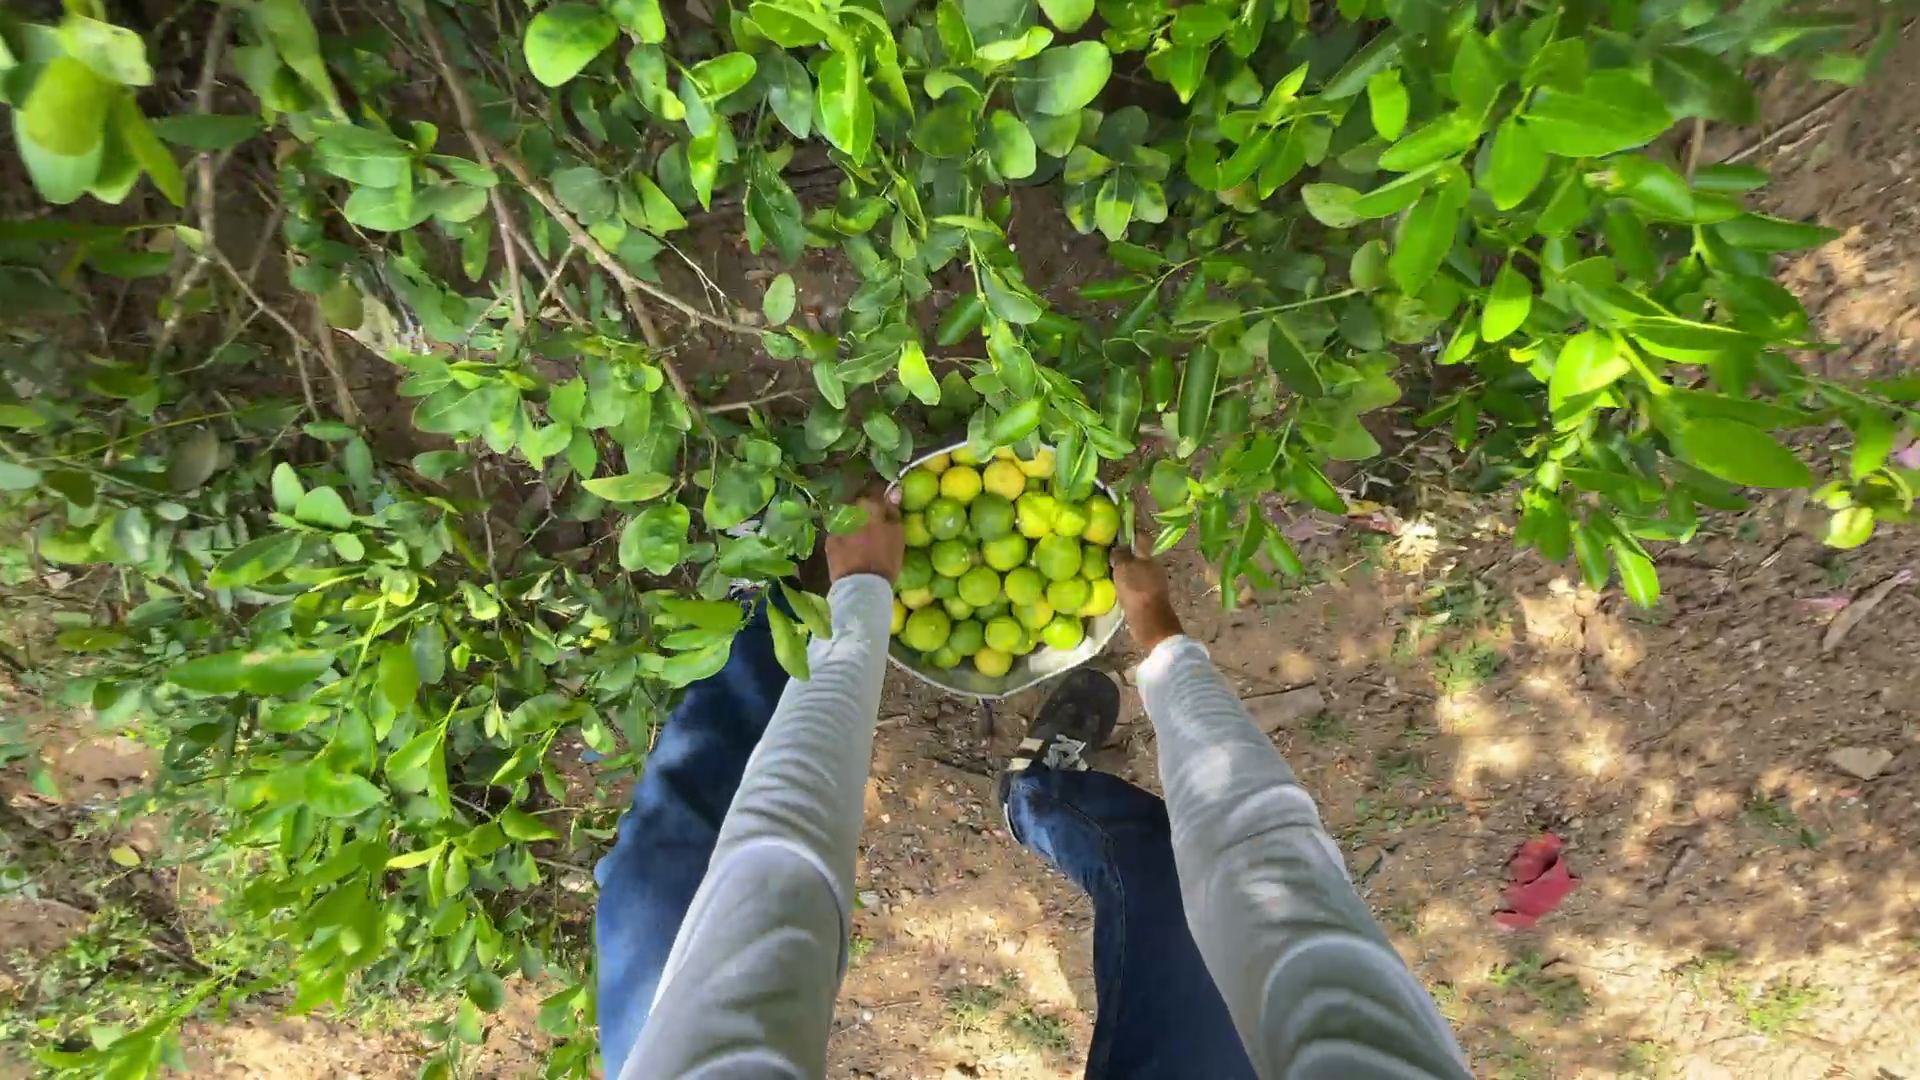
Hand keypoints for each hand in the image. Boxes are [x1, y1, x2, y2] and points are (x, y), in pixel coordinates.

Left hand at [825, 490, 903, 583]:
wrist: (862, 585)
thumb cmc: (886, 560)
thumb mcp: (897, 535)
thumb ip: (893, 512)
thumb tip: (894, 490)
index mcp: (870, 507)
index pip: (876, 492)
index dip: (882, 498)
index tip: (886, 505)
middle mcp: (851, 511)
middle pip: (859, 503)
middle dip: (865, 508)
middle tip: (873, 521)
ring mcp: (838, 525)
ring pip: (846, 516)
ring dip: (853, 521)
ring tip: (860, 535)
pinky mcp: (829, 540)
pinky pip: (838, 531)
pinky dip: (844, 534)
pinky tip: (849, 545)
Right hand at [1111, 542, 1182, 651]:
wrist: (1150, 622)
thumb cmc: (1137, 591)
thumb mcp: (1124, 568)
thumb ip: (1120, 555)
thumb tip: (1118, 547)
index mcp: (1150, 557)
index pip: (1142, 538)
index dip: (1131, 533)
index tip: (1116, 534)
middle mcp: (1154, 567)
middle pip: (1139, 555)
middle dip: (1126, 554)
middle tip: (1107, 555)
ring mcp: (1153, 583)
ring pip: (1137, 570)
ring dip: (1125, 570)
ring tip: (1109, 572)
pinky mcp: (1149, 598)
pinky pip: (1136, 585)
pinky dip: (1127, 584)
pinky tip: (1116, 588)